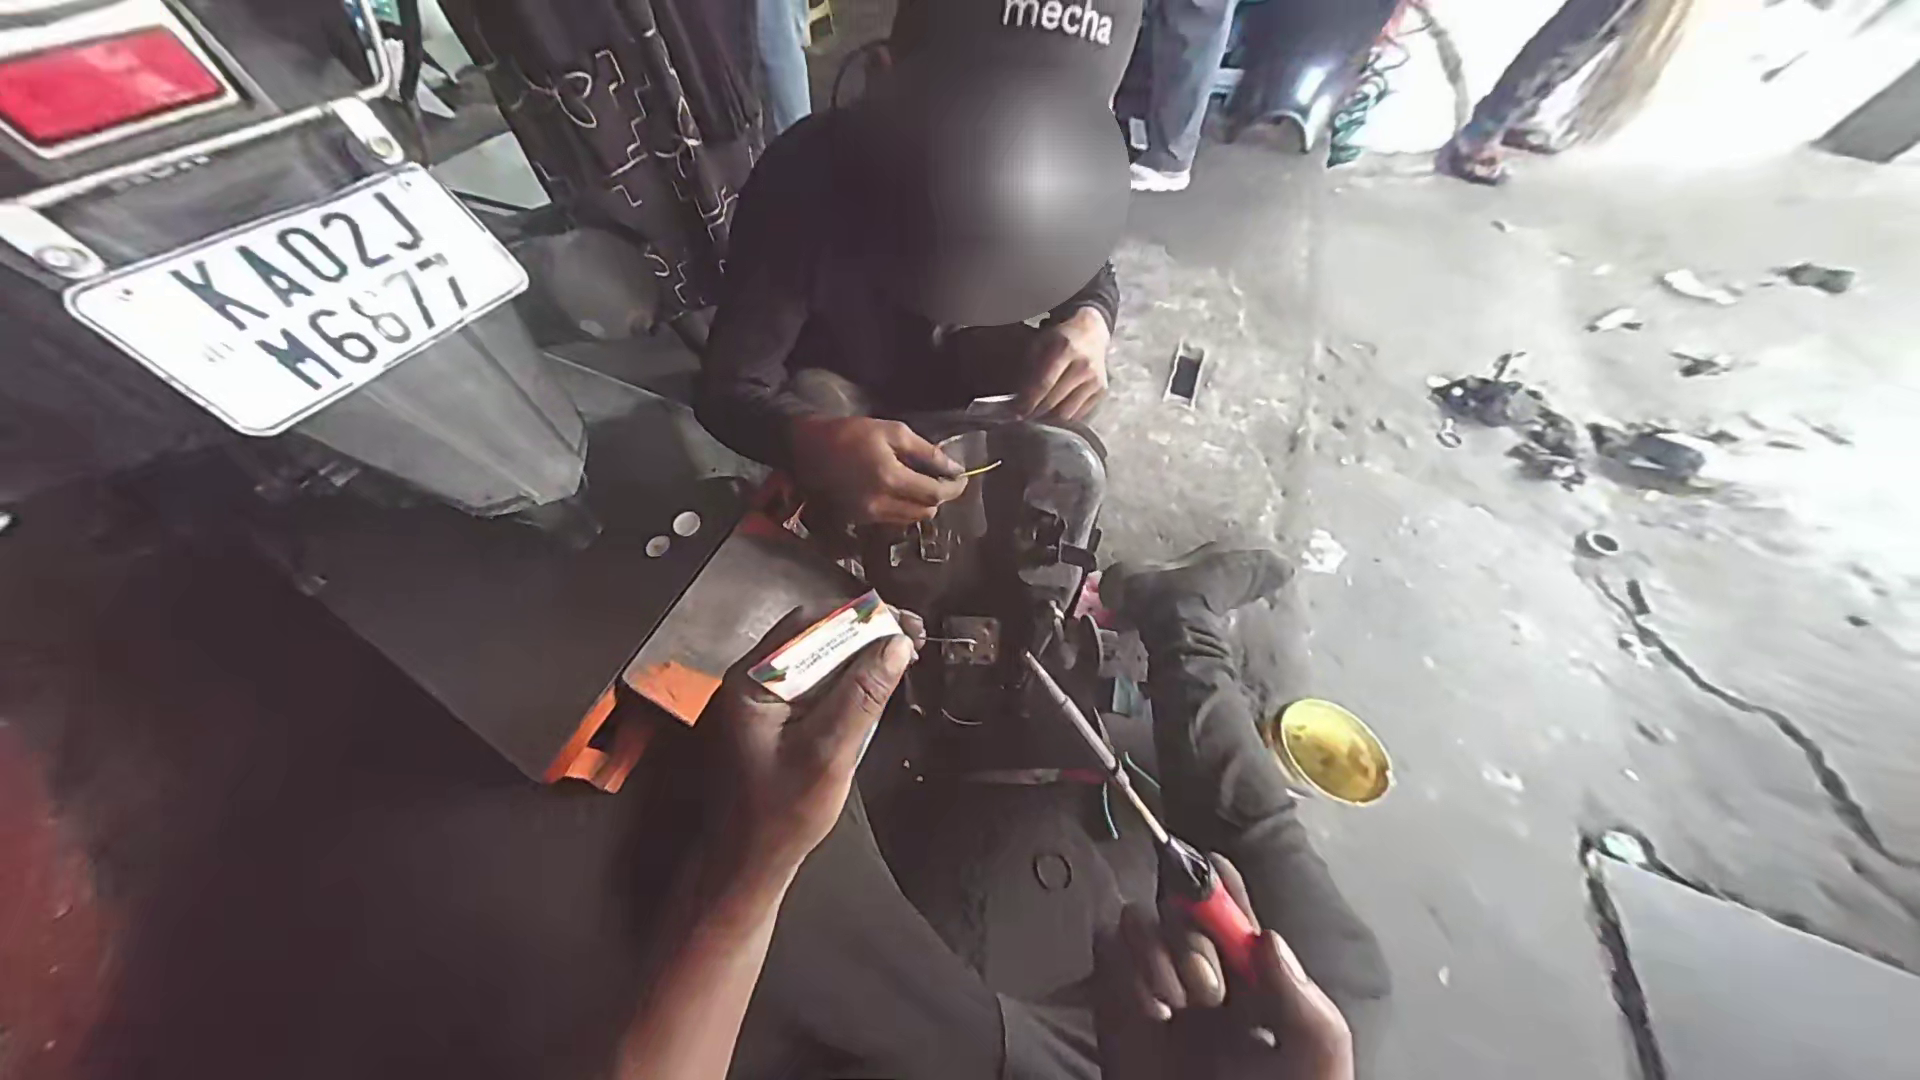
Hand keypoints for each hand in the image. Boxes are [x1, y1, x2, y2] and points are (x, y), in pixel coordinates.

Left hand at [700, 609, 916, 881]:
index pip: (810, 626)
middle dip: (865, 630)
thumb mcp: (828, 753)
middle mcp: (754, 678)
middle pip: (814, 633)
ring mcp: (765, 694)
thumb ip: (862, 696)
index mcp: (753, 682)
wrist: (750, 862)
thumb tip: (895, 646)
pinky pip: (818, 676)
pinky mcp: (779, 710)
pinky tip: (878, 676)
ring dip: (861, 649)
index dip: (859, 618)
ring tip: (902, 650)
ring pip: (819, 653)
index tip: (899, 621)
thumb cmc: (779, 816)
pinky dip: (851, 672)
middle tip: (908, 634)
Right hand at [790, 416, 967, 525]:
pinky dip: (903, 509)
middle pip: (925, 512)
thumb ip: (926, 452)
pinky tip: (899, 491)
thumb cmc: (850, 434)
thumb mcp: (892, 432)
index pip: (934, 494)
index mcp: (891, 479)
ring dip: (921, 505)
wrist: (807, 447)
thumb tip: (952, 467)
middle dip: (938, 497)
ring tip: (921, 484)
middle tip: (941, 479)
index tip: (962, 479)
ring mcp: (868, 516)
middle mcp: (881, 504)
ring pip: (910, 519)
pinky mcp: (858, 520)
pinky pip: (892, 520)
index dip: (953, 488)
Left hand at [1017, 306, 1110, 420]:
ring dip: (1048, 419)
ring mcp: (1095, 380)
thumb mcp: (1039, 345)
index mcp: (1065, 349)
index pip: (1043, 384)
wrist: (1091, 333)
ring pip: (1066, 413)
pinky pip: (1078, 415)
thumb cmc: (1059, 339)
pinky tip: (1052, 412)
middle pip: (1053, 402)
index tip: (1015, 411)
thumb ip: (1028, 370)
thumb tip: (1018, 401)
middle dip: (1034, 412)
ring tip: (1037, 414)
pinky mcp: (1101, 391)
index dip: (1026, 402)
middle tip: (1022, 415)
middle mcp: (1083, 366)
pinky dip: (1062, 418)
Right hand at [1094, 854, 1353, 1079]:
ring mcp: (1153, 978)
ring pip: (1139, 915)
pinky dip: (1126, 967)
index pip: (1230, 901)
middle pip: (1179, 900)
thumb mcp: (1312, 1074)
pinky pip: (1108, 945)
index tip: (1218, 891)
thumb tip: (1269, 940)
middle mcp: (1200, 966)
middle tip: (1207, 991)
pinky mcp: (1114, 993)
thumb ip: (1311, 1014)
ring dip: (1156, 949)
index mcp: (1250, 976)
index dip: (1222, 885)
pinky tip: (1149, 1010)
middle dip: (1192, 934)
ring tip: (1175, 1005)